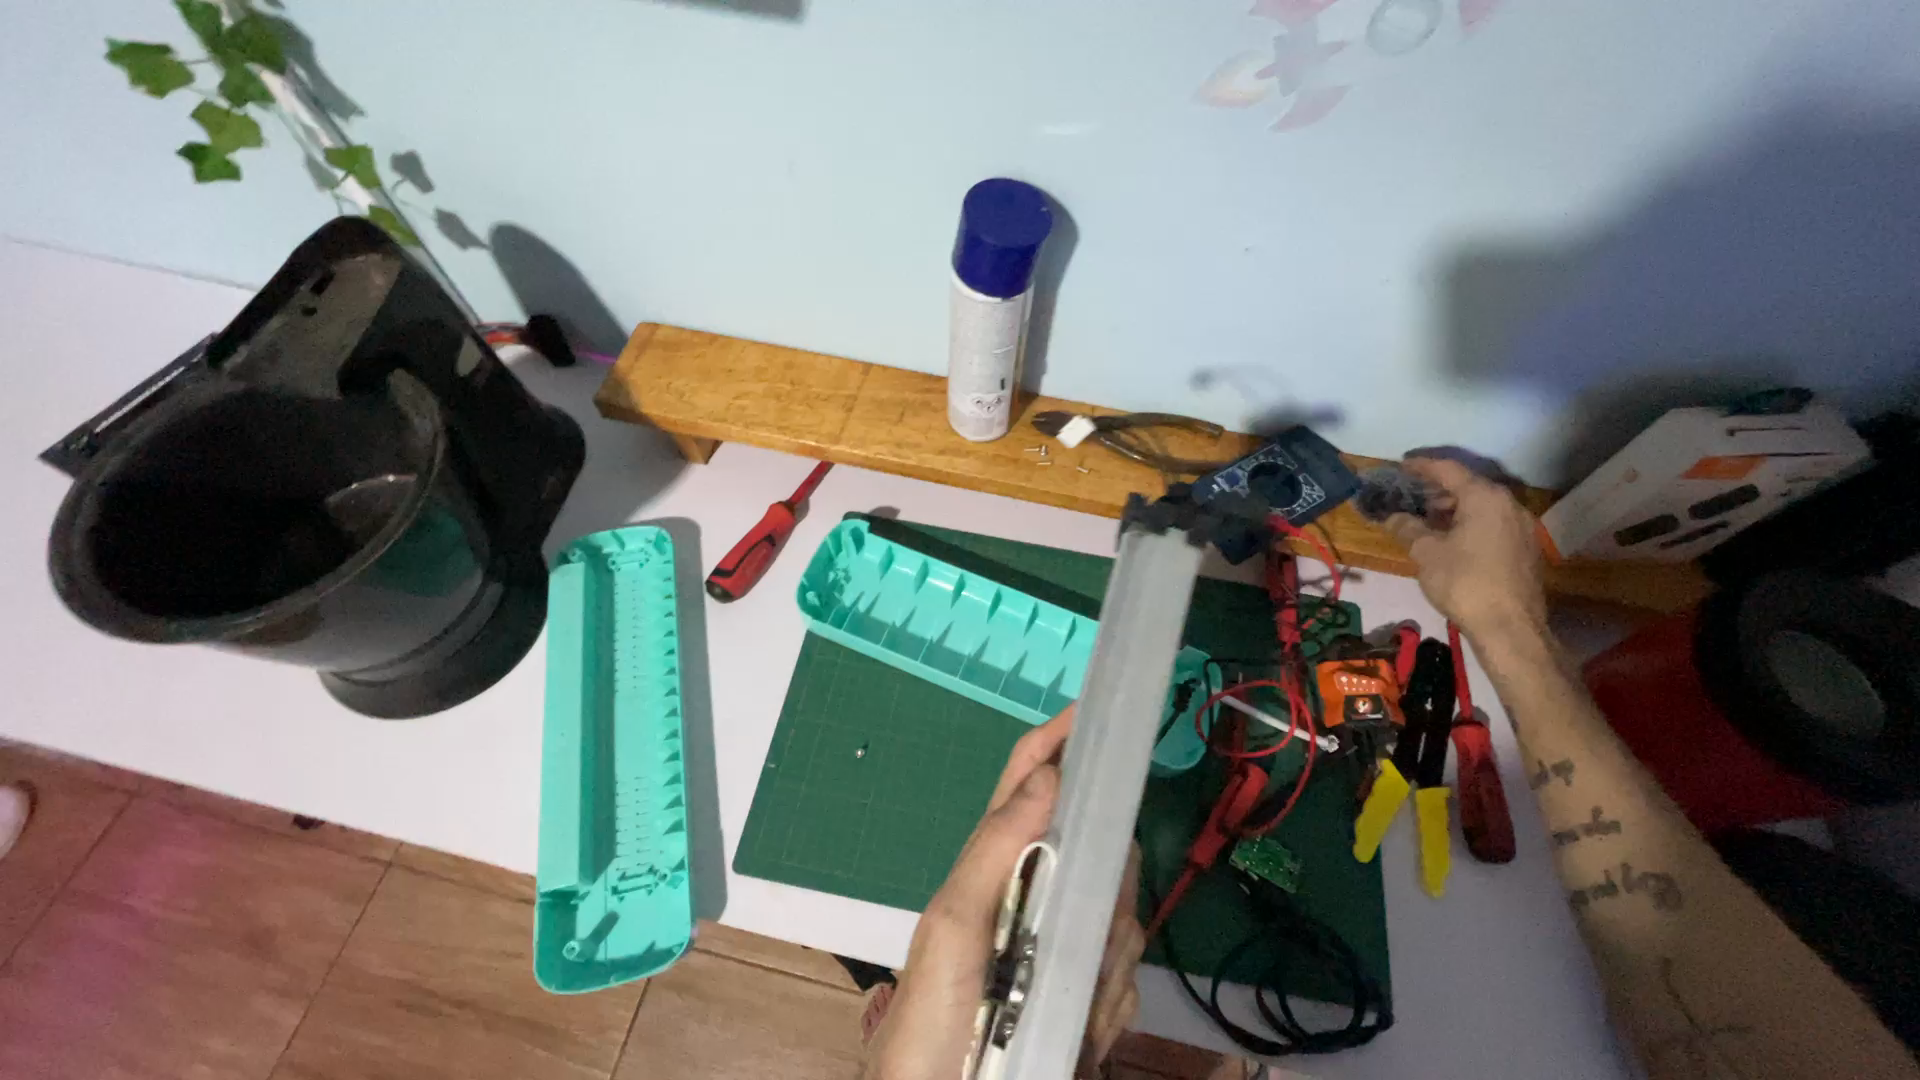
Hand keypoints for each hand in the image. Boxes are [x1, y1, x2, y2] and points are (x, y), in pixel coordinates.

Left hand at [865, 706, 1145, 1079]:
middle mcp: (1036, 886)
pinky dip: (1109, 1005)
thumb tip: (1050, 775)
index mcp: (998, 856)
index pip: (1030, 776)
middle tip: (1083, 927)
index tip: (1103, 711)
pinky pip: (1126, 978)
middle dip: (1108, 884)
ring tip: (1066, 998)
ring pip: (1123, 915)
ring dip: (1105, 961)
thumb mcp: (955, 919)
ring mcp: (1064, 938)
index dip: (1061, 736)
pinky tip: (1077, 1028)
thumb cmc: (934, 1005)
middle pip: (1102, 847)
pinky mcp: (1084, 989)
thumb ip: (997, 845)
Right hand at [1385, 456, 1547, 644]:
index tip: (1401, 465)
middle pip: (1468, 485)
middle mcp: (1508, 504)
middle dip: (1437, 488)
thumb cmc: (1463, 581)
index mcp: (1484, 498)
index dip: (1421, 466)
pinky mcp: (1524, 547)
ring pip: (1482, 505)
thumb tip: (1392, 517)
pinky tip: (1451, 537)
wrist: (1508, 626)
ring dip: (1453, 506)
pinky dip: (1469, 521)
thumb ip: (1407, 528)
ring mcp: (1520, 526)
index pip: (1448, 470)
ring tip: (1427, 518)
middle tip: (1411, 493)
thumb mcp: (1425, 552)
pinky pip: (1492, 522)